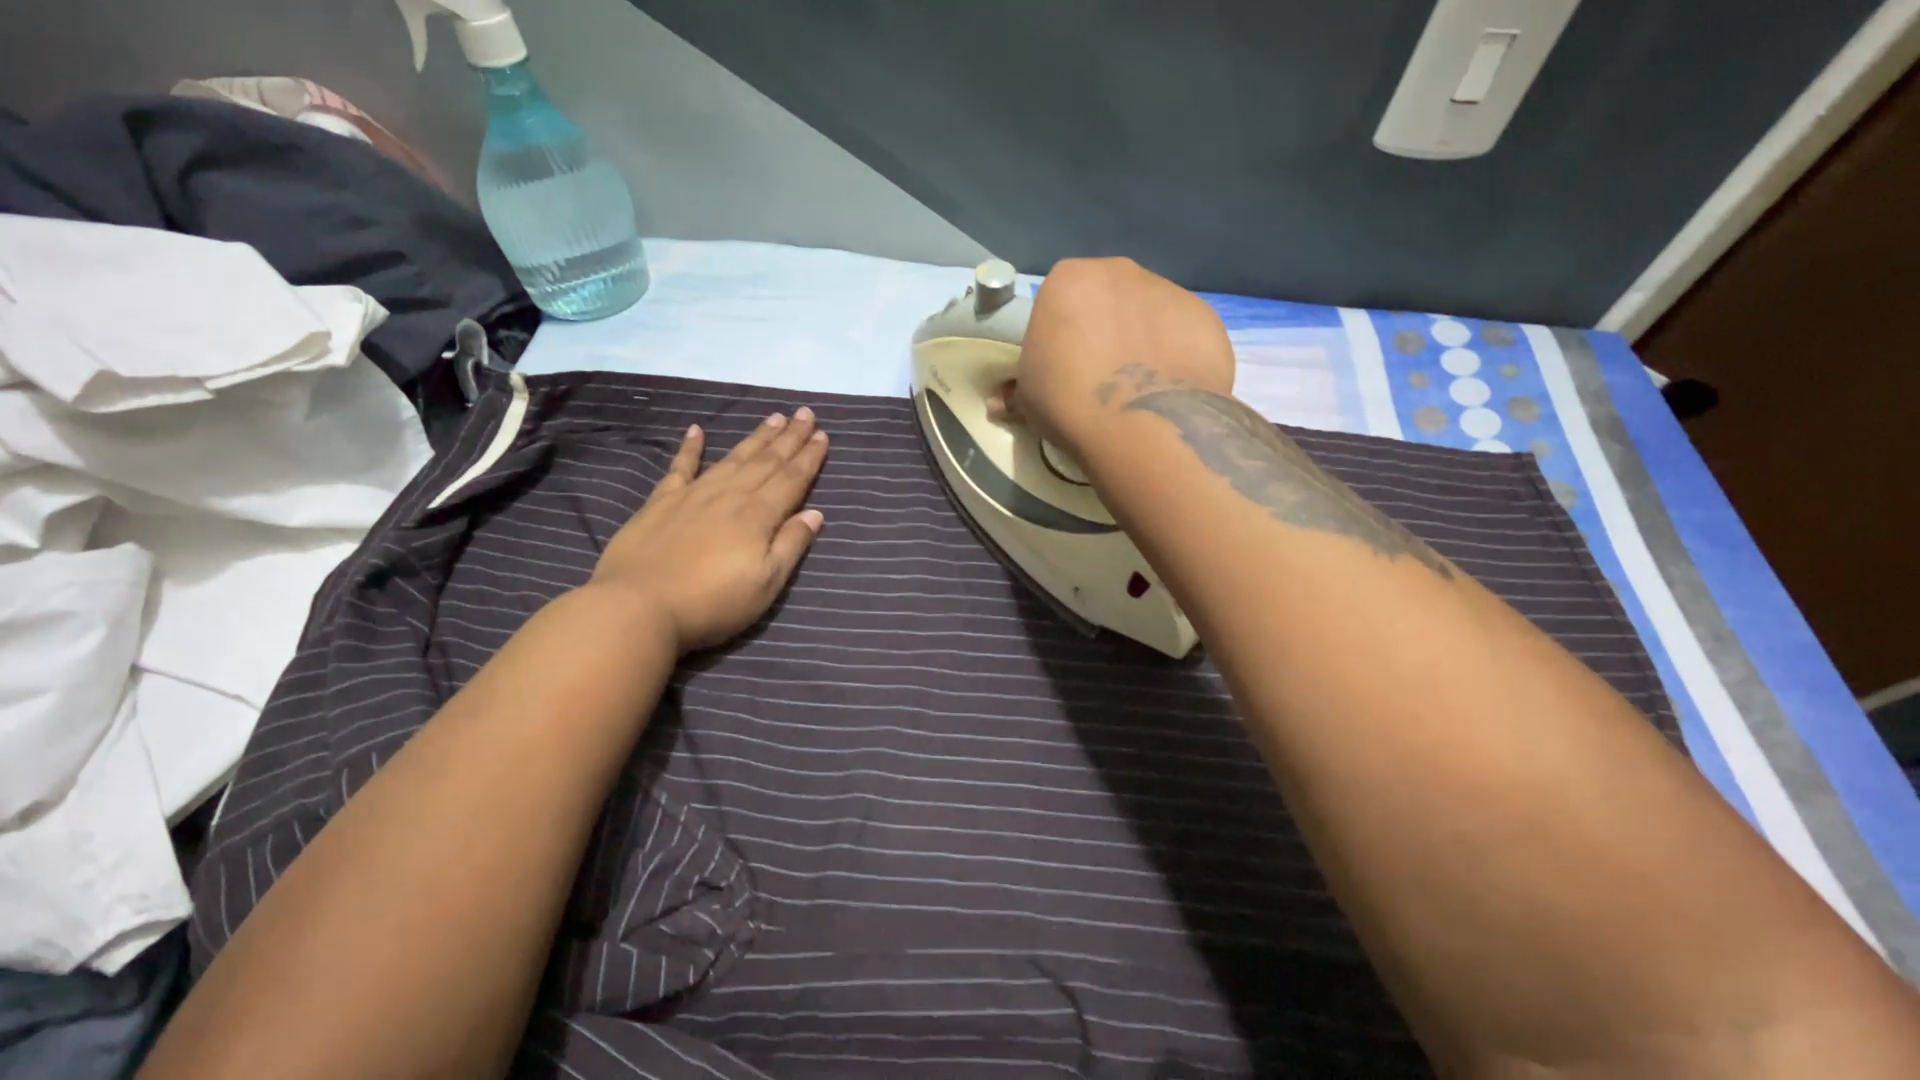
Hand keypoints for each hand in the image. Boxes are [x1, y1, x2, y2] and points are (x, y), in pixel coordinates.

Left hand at [588, 409, 827, 653]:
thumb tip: (814, 513)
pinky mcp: (660, 503)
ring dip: (755, 438)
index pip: (790, 480)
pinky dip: (690, 448)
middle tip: (804, 413)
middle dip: (788, 438)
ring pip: (732, 458)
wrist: (639, 606)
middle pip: (765, 462)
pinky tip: (697, 430)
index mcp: (757, 516)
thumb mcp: (765, 584)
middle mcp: (729, 496)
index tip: (822, 435)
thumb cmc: (712, 603)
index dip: (808, 458)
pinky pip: (680, 467)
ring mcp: (693, 495)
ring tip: (772, 418)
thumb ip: (790, 545)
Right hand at [1007, 257, 1236, 458]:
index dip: (1063, 332)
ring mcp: (1169, 290)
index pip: (1061, 298)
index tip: (1065, 366)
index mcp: (1068, 279)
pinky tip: (1175, 390)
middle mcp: (1120, 271)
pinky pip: (1186, 334)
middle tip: (1104, 377)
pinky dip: (1180, 355)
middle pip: (1110, 297)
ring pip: (1151, 313)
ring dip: (1146, 339)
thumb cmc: (1069, 403)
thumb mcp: (1028, 400)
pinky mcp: (1207, 317)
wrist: (1142, 426)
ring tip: (1143, 388)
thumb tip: (999, 403)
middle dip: (1107, 329)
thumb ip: (1016, 392)